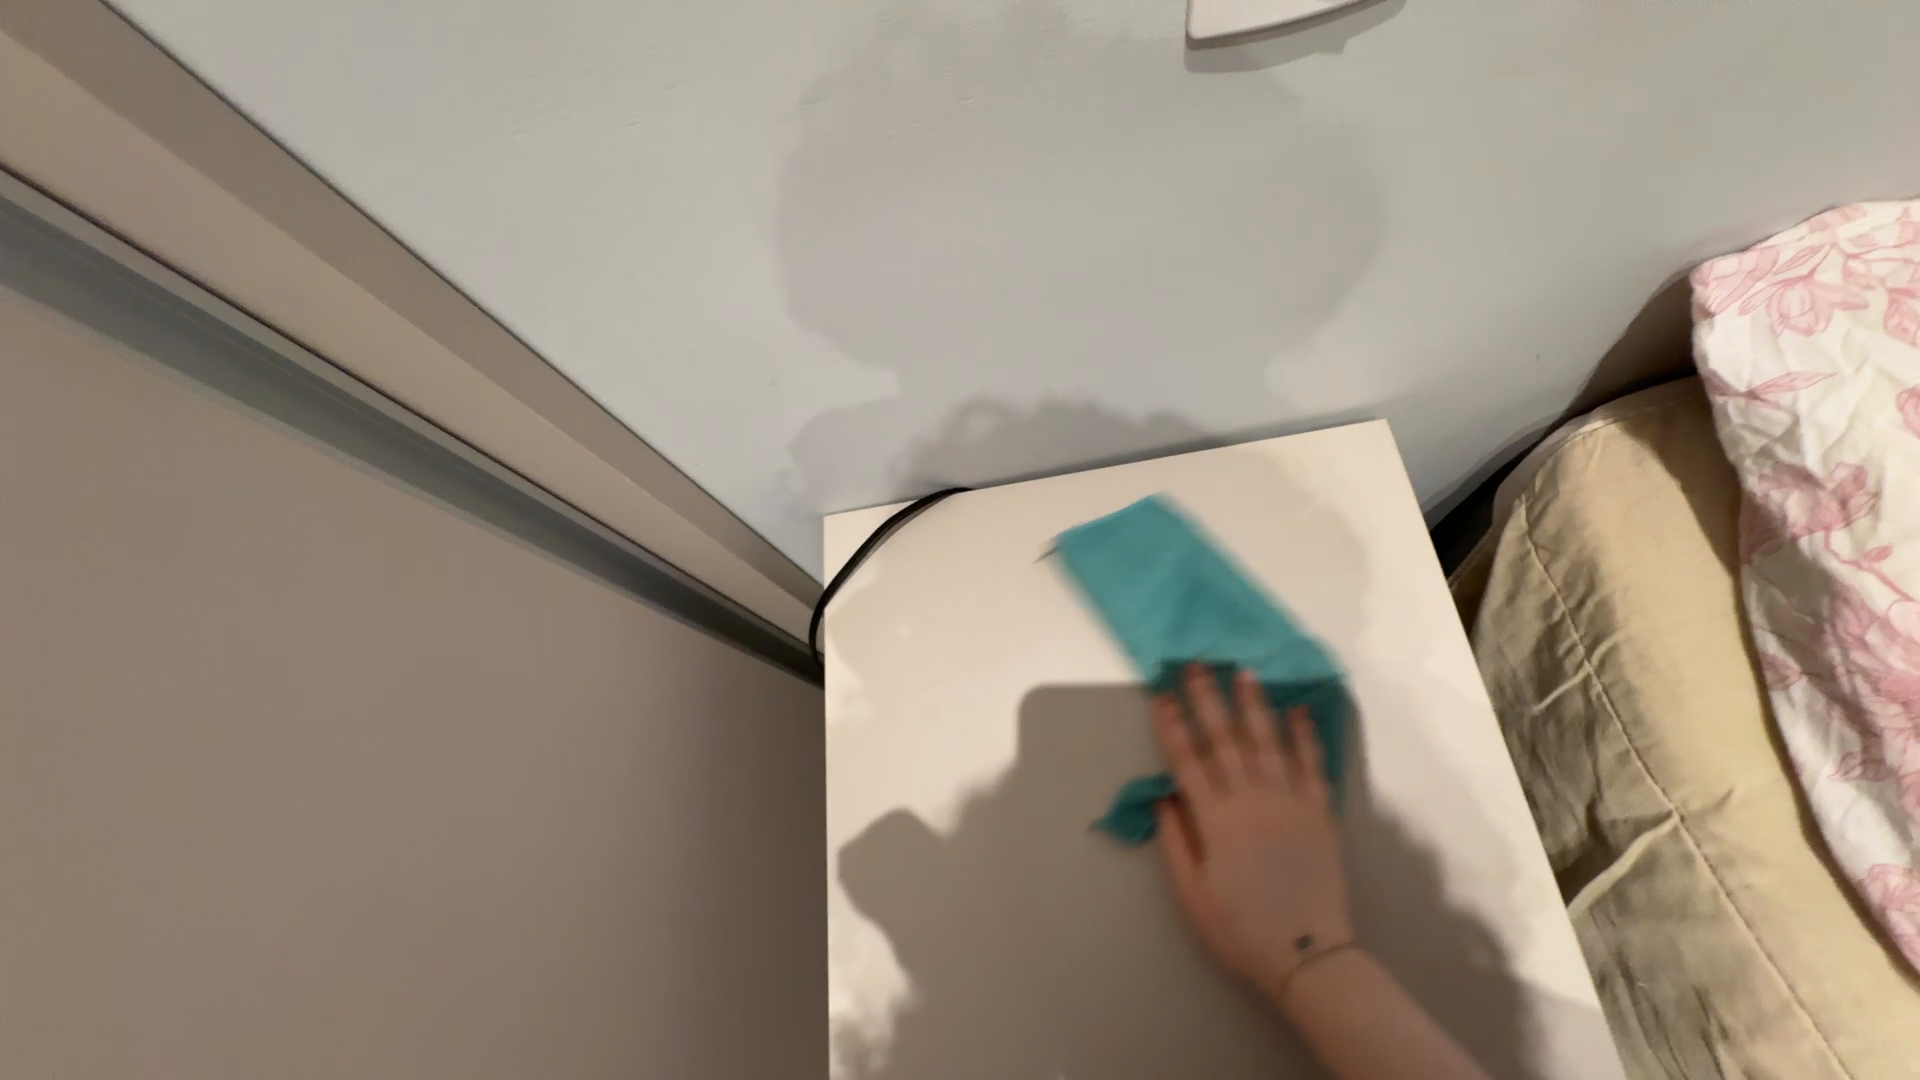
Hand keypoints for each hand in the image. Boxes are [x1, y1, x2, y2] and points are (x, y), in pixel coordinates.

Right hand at [1152, 664, 1352, 1000]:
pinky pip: (1311, 766)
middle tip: (1197, 664)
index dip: (1172, 725)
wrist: (1308, 955)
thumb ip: (1175, 840)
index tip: (1162, 694)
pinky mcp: (1319, 812)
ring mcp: (1288, 802)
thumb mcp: (1190, 892)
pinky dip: (1304, 736)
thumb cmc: (1240, 927)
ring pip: (1267, 741)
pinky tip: (1297, 711)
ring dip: (1254, 704)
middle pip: (1224, 739)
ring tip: (1245, 672)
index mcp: (1215, 819)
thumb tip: (1162, 796)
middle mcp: (1250, 799)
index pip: (1187, 760)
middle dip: (1208, 699)